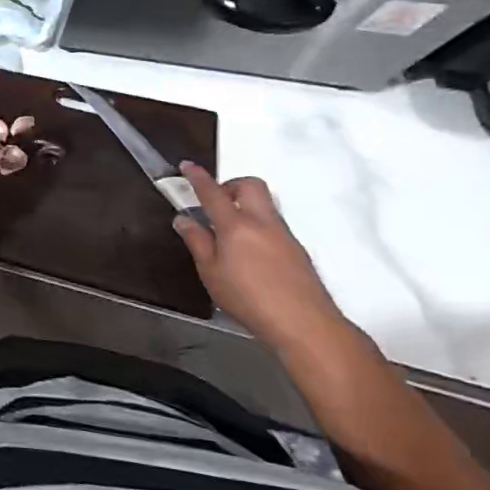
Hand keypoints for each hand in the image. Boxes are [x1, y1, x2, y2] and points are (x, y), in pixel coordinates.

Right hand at [173, 161, 350, 353]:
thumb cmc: (249, 299)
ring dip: (244, 206)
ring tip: (228, 234)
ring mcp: (283, 234)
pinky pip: (272, 224)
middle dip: (230, 185)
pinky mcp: (296, 248)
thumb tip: (184, 220)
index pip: (213, 193)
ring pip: (263, 204)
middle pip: (250, 185)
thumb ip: (197, 242)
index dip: (198, 177)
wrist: (304, 323)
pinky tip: (248, 253)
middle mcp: (263, 222)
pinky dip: (257, 226)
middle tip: (215, 203)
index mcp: (236, 226)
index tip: (187, 166)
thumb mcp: (211, 273)